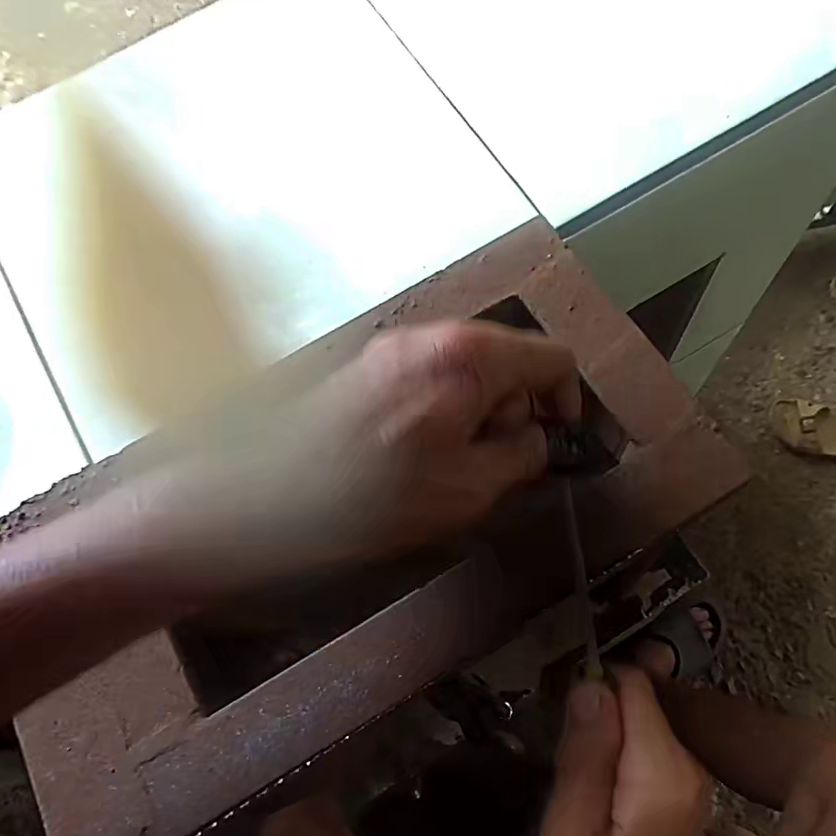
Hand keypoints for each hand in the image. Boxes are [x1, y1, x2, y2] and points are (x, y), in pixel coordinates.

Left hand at [118, 320, 581, 580]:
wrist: (268, 495)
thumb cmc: (367, 497)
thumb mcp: (469, 489)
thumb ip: (521, 456)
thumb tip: (535, 441)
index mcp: (467, 358)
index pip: (551, 357)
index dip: (568, 399)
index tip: (560, 434)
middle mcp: (430, 338)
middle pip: (508, 359)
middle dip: (517, 409)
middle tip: (502, 462)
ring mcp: (393, 349)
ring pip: (466, 372)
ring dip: (478, 414)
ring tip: (455, 468)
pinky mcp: (366, 369)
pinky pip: (427, 382)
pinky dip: (442, 412)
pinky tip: (421, 457)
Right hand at [541, 667, 729, 835]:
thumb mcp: (568, 832)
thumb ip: (582, 753)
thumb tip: (589, 684)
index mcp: (661, 770)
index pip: (633, 684)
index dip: (592, 682)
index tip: (559, 709)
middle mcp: (688, 764)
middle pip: (638, 698)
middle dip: (595, 707)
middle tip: (560, 750)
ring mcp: (692, 778)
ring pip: (639, 718)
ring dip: (602, 729)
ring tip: (570, 767)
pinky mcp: (684, 792)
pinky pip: (644, 743)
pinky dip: (614, 747)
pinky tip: (591, 782)